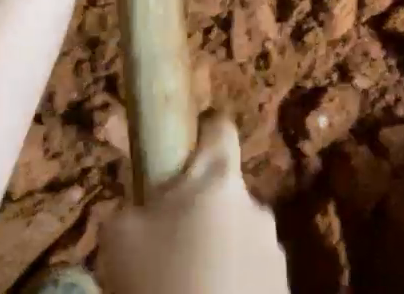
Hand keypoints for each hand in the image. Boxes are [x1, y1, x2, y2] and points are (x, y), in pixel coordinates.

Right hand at [99, 114, 290, 293]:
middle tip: (167, 241)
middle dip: (200, 209)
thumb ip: (135, 204)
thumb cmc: (160, 281)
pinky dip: (231, 280)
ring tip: (184, 280)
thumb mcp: (120, 235)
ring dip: (217, 248)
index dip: (198, 132)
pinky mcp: (284, 288)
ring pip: (238, 232)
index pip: (218, 126)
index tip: (179, 150)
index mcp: (219, 178)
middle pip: (224, 190)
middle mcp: (256, 203)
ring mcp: (275, 248)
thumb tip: (145, 208)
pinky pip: (251, 270)